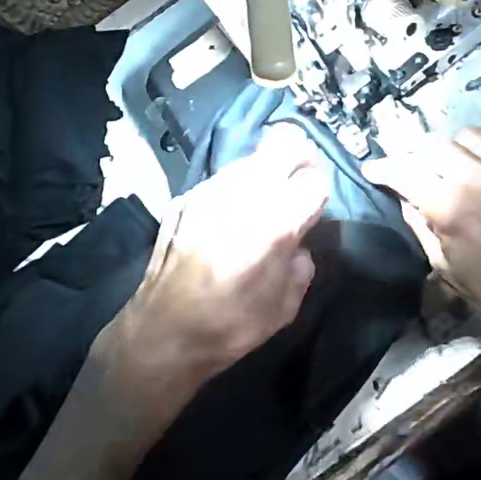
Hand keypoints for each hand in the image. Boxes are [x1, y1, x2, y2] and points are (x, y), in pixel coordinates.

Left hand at [92, 126, 328, 425]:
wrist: (161, 332)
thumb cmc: (228, 327)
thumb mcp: (284, 308)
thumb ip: (300, 267)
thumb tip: (298, 244)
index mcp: (274, 225)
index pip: (314, 181)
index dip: (319, 193)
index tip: (315, 208)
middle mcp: (242, 196)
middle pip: (283, 146)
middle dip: (298, 159)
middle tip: (300, 180)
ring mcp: (208, 192)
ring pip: (251, 157)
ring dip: (265, 169)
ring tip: (265, 198)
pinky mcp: (185, 197)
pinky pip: (222, 177)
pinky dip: (235, 186)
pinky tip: (231, 213)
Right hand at [361, 129, 480, 384]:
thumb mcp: (446, 268)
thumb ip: (422, 226)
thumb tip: (408, 200)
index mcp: (449, 205)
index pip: (403, 171)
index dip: (382, 169)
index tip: (373, 171)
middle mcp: (478, 176)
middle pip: (432, 144)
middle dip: (413, 154)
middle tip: (411, 169)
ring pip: (468, 135)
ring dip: (451, 147)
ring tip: (450, 163)